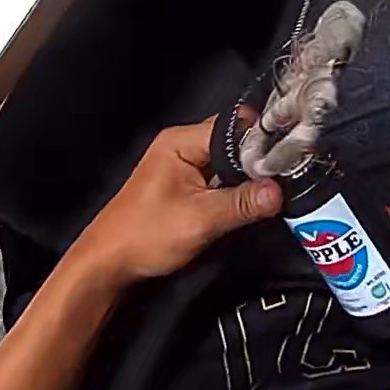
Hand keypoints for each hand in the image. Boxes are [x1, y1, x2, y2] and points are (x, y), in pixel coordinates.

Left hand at [67, 119, 281, 288]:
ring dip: (243, 174)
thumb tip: (278, 191)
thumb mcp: (201, 220)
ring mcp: (181, 163)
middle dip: (254, 158)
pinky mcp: (183, 182)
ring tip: (269, 188)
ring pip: (225, 159)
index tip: (282, 159)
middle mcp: (181, 144)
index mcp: (181, 140)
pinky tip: (247, 199)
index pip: (231, 126)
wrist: (107, 263)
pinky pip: (216, 174)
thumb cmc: (145, 235)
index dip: (258, 141)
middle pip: (230, 140)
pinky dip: (231, 185)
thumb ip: (243, 203)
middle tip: (280, 176)